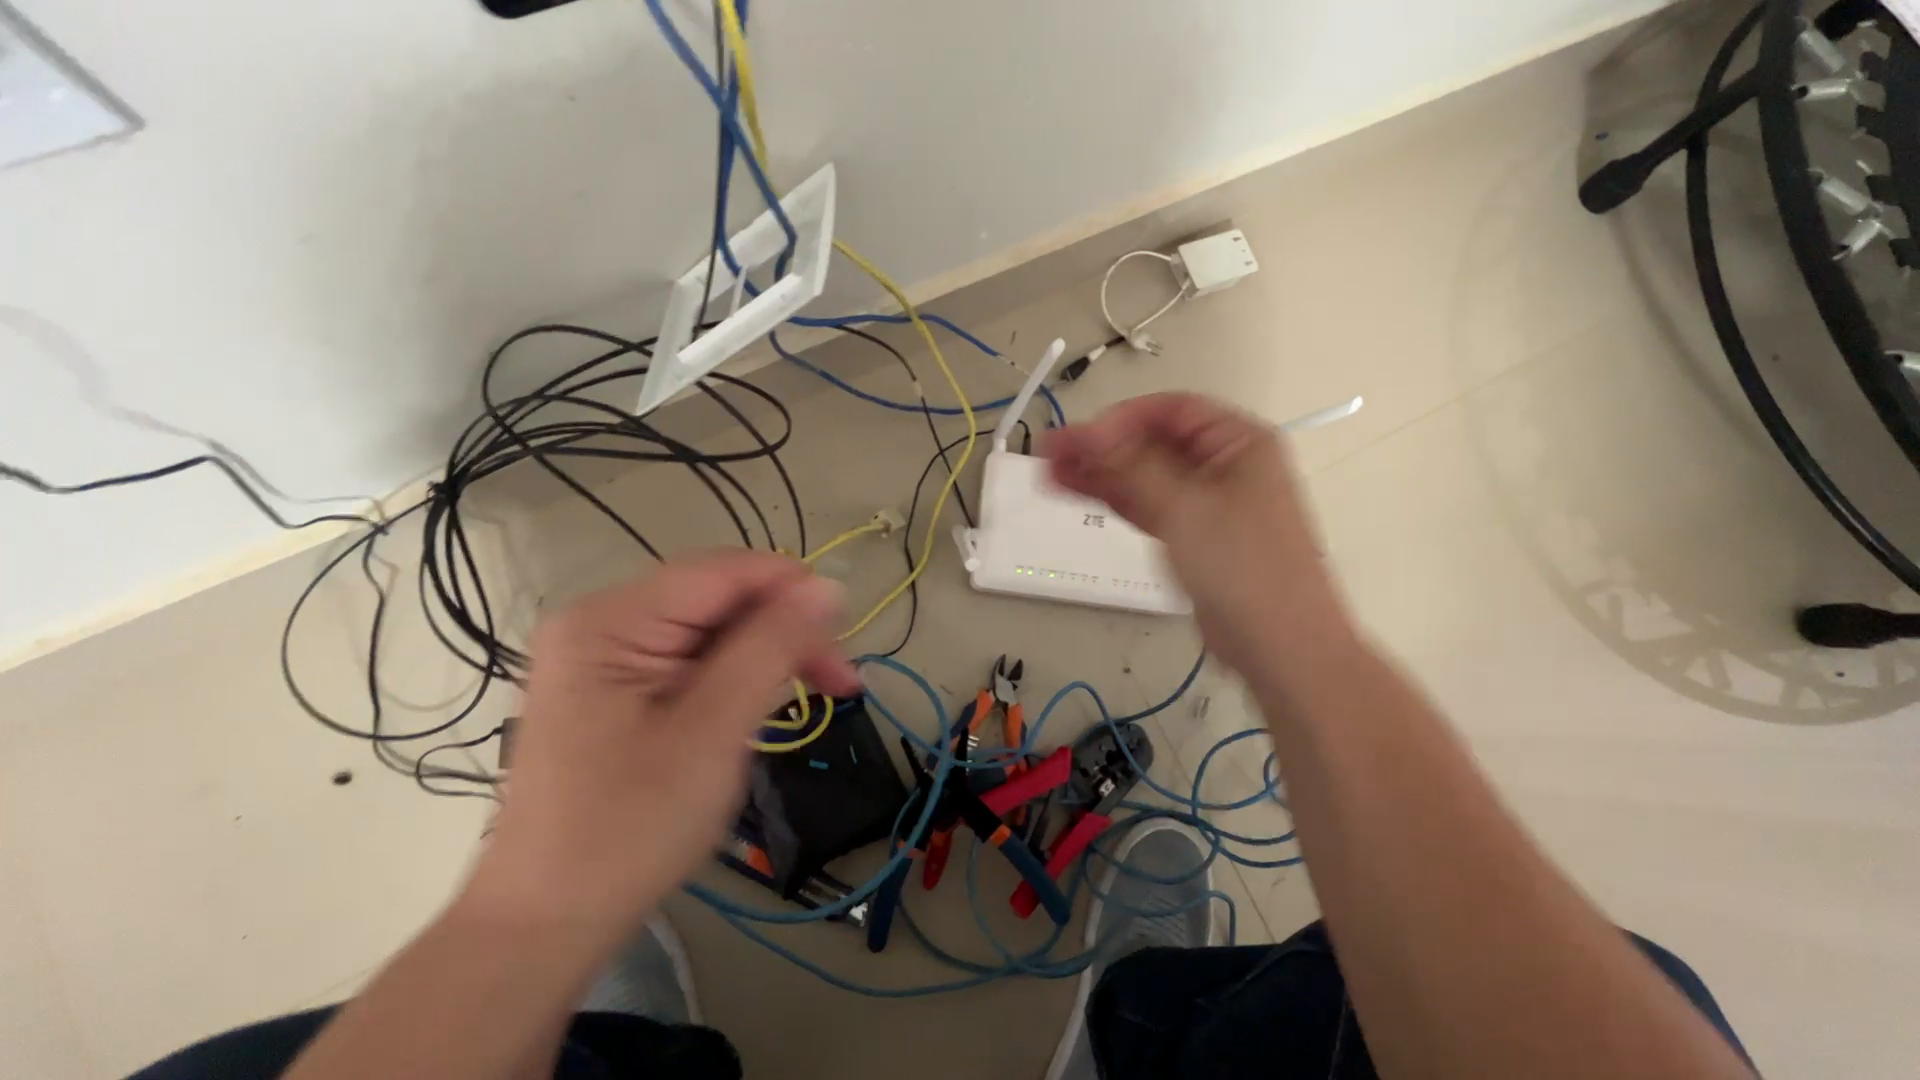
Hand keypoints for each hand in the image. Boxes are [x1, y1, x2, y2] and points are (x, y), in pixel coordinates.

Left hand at [467, 553, 857, 938]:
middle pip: (717, 599)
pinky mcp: (608, 693)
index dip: (794, 591)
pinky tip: (756, 711)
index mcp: (609, 620)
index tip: (849, 640)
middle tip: (842, 686)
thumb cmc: (630, 828)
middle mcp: (598, 623)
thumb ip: (770, 647)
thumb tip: (825, 586)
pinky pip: (687, 664)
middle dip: (784, 633)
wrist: (546, 923)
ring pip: (708, 632)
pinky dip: (733, 682)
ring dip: (766, 658)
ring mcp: (599, 659)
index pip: (723, 571)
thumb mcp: (712, 731)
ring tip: (812, 700)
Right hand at [1046, 393, 1352, 673]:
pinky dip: (1114, 498)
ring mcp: (1207, 503)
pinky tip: (1075, 492)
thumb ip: (1132, 464)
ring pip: (1144, 476)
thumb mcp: (1185, 506)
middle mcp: (1224, 465)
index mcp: (1239, 442)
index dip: (1121, 419)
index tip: (1079, 438)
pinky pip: (1147, 505)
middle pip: (1153, 442)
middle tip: (1049, 453)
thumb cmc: (1242, 566)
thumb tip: (1089, 429)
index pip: (1171, 410)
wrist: (1280, 646)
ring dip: (1099, 472)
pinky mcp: (1191, 537)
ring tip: (1048, 472)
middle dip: (1101, 446)